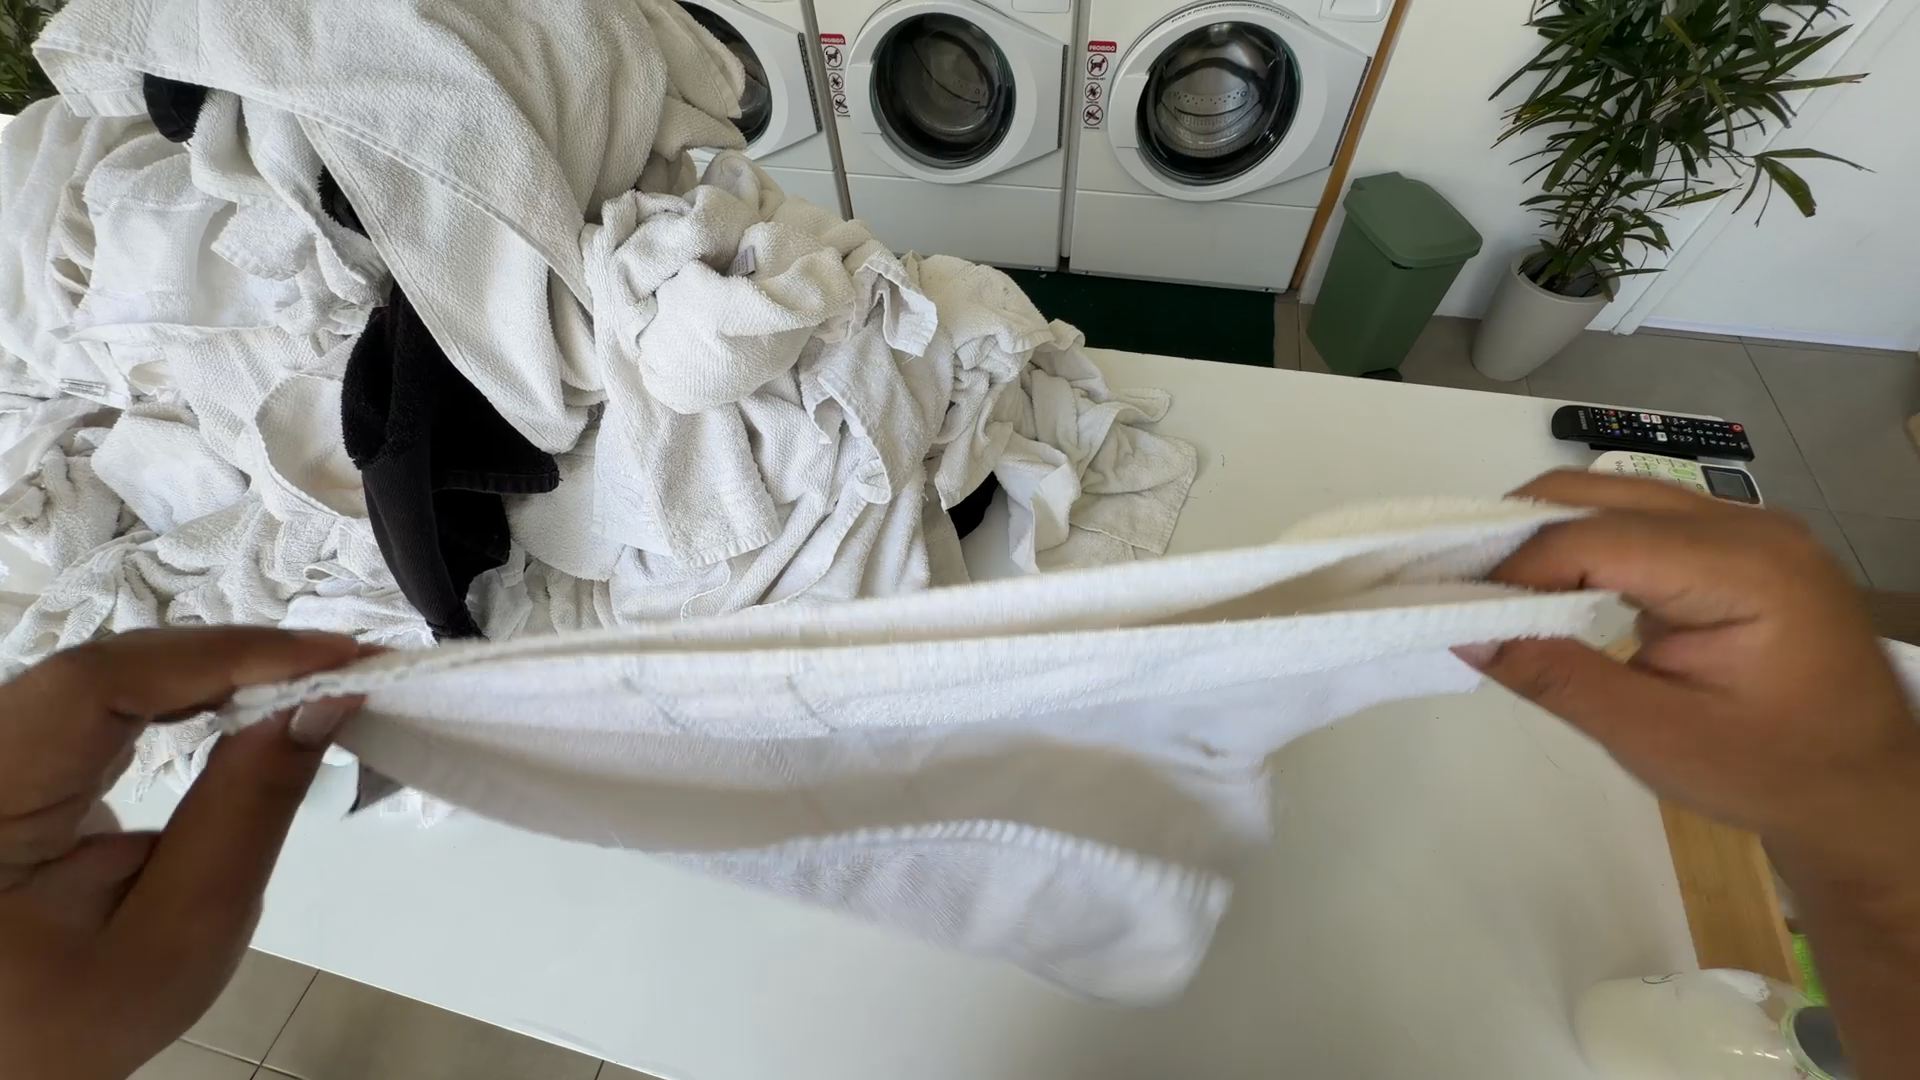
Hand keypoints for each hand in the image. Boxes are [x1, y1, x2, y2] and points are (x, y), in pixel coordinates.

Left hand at [0, 628, 363, 1079]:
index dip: (225, 654)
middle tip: (340, 662)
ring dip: (216, 667)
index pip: (92, 689)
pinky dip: (184, 690)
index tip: (337, 657)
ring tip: (309, 675)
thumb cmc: (75, 1023)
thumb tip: (325, 701)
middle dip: (233, 655)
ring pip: (100, 678)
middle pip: (97, 672)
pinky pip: (94, 704)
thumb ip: (252, 805)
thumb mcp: (185, 928)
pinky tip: (240, 697)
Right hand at [1474, 470, 1919, 1079]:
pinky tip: (1539, 582)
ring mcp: (1736, 526)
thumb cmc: (1767, 770)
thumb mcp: (1650, 734)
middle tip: (1461, 587)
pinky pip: (1618, 514)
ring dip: (1531, 533)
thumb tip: (1463, 634)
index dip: (1512, 570)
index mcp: (1745, 570)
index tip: (1462, 613)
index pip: (1590, 540)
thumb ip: (1553, 676)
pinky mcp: (1719, 541)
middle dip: (1509, 535)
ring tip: (1491, 586)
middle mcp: (1744, 526)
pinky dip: (1562, 540)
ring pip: (1596, 493)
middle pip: (1587, 493)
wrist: (1862, 790)